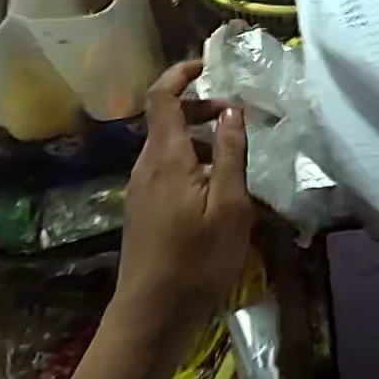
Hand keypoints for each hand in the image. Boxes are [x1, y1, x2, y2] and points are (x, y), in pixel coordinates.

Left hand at [114, 61, 253, 339]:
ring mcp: (140, 189)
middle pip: (167, 120)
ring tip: (237, 163)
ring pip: (170, 148)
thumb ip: (230, 154)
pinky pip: (167, 172)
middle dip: (202, 109)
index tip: (209, 64)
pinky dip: (192, 166)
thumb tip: (231, 110)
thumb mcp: (229, 206)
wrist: (153, 313)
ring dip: (201, 142)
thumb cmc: (198, 260)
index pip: (163, 96)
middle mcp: (146, 166)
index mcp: (166, 157)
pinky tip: (217, 195)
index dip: (181, 72)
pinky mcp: (143, 210)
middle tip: (238, 120)